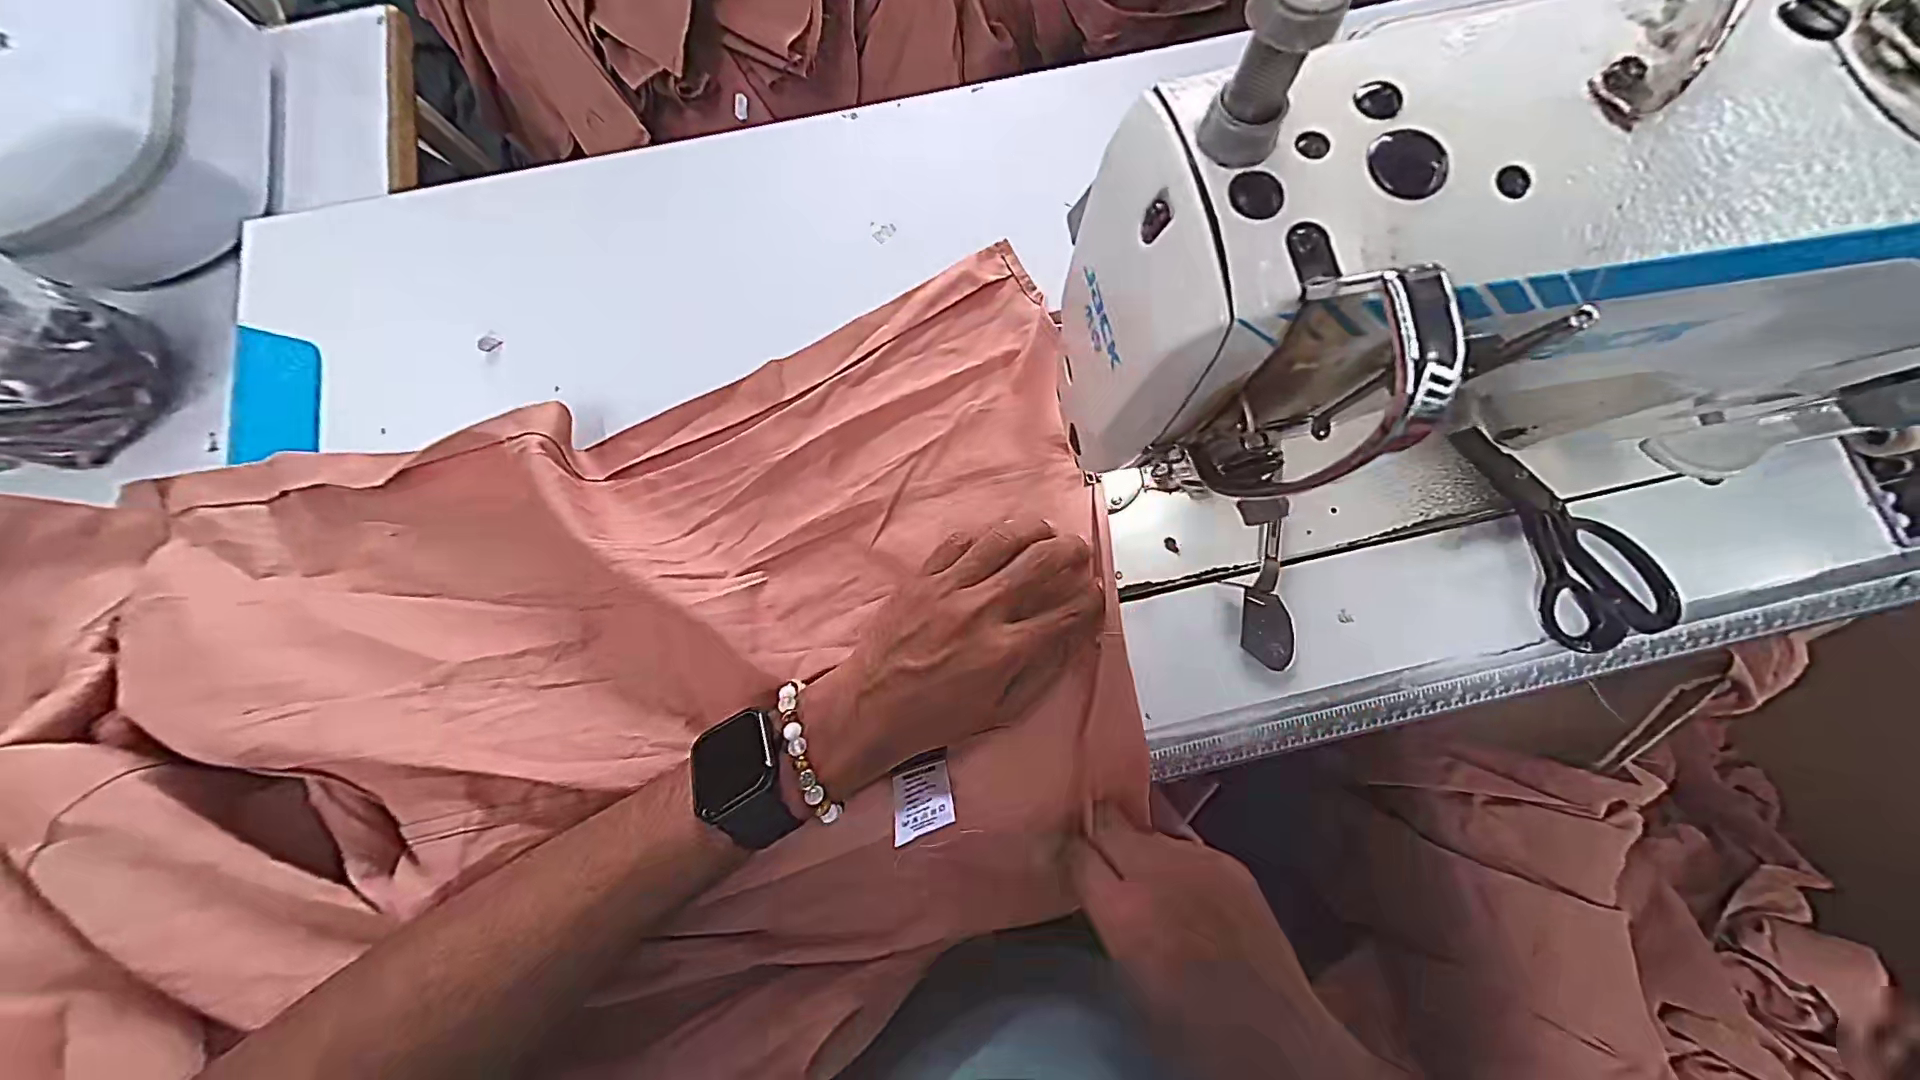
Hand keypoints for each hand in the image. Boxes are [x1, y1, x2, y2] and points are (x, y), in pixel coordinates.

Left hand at [803, 517, 1104, 795]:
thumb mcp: (1001, 709)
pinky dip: (984, 535)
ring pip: (1003, 540)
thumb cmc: (933, 715)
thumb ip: (1042, 671)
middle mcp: (981, 611)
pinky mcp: (922, 578)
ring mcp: (949, 589)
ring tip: (1045, 532)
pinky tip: (995, 539)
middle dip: (1071, 552)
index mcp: (1006, 650)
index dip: (1090, 597)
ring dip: (1033, 531)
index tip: (1094, 591)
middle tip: (1078, 551)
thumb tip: (1072, 638)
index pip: (1066, 610)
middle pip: (1042, 562)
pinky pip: (959, 541)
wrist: (871, 706)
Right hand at [1073, 805, 1403, 1079]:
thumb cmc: (1190, 1027)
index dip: (1068, 853)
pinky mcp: (1229, 862)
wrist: (1278, 1040)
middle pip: (1107, 820)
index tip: (1066, 858)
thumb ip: (1104, 917)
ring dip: (1137, 845)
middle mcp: (1157, 872)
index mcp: (1124, 911)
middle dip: (1096, 831)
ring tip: (1144, 874)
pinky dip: (1174, 858)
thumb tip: (1089, 884)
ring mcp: (1198, 860)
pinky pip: (1183, 844)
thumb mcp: (1126, 977)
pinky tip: (1183, 886)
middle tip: (1095, 850)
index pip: (1076, 852)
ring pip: (1145, 829)